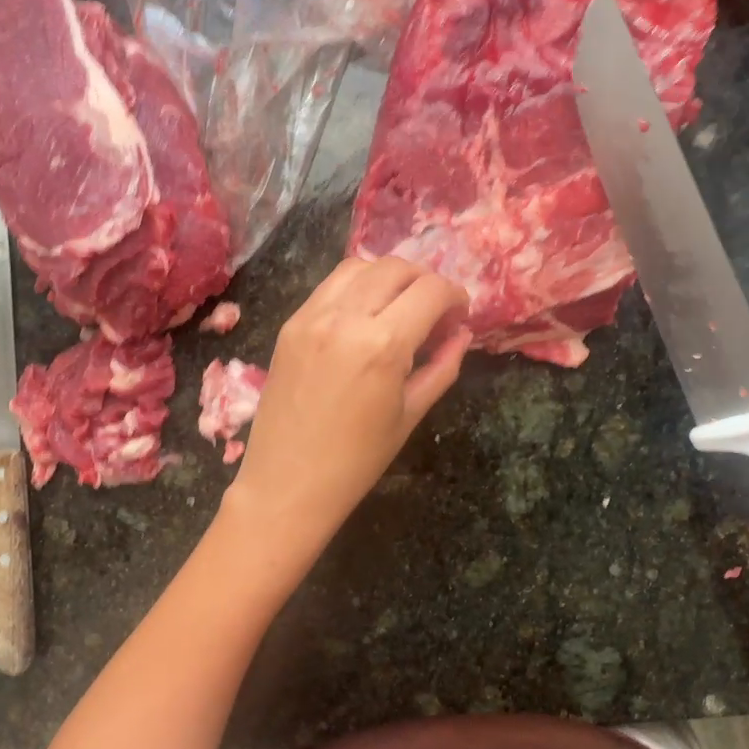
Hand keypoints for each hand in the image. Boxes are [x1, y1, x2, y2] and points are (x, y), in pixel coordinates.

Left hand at [228, 257, 469, 541]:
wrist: (287, 483)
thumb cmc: (356, 461)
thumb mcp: (410, 415)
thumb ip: (441, 366)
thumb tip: (462, 333)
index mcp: (382, 344)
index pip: (431, 291)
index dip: (455, 296)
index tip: (459, 315)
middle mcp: (345, 318)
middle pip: (396, 268)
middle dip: (424, 281)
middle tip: (434, 311)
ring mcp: (311, 317)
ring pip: (360, 266)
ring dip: (388, 276)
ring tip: (399, 307)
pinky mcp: (290, 325)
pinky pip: (329, 286)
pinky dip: (355, 286)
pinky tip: (365, 314)